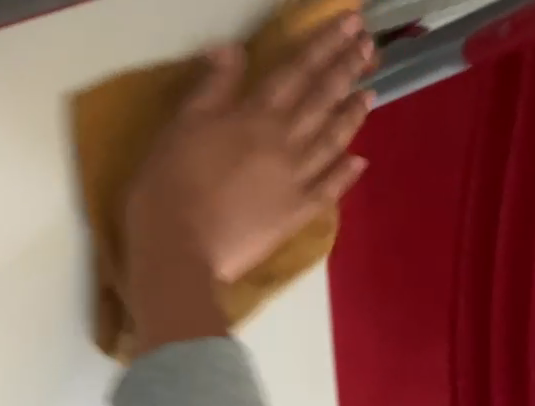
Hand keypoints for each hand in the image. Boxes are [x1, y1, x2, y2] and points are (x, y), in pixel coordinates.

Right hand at [123, 14, 375, 347]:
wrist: (178, 254)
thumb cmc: (165, 193)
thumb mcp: (175, 133)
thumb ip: (208, 91)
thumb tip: (230, 49)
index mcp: (252, 117)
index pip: (294, 71)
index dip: (323, 44)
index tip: (351, 21)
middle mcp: (283, 140)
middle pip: (321, 99)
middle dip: (346, 69)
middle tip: (369, 47)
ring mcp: (293, 178)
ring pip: (331, 139)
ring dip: (351, 115)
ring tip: (368, 95)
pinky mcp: (292, 213)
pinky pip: (326, 188)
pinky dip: (345, 173)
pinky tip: (358, 161)